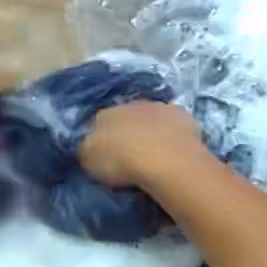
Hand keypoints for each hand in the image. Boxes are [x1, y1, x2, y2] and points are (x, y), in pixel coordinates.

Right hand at [79, 101, 207, 188]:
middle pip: (124, 117)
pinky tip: (172, 148)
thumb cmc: (123, 162)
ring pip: (149, 117)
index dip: (101, 138)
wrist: (167, 160)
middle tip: (129, 153)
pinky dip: (170, 132)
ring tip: (153, 152)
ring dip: (149, 129)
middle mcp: (129, 104)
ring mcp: (158, 107)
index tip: (106, 154)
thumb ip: (85, 149)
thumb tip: (87, 144)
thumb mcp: (89, 160)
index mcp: (104, 114)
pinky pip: (171, 123)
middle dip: (126, 131)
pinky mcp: (182, 114)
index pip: (97, 122)